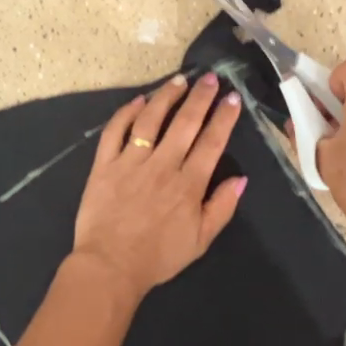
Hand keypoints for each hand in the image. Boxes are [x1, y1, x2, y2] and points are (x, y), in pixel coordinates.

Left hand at [70, 72, 247, 300]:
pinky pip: (115, 132)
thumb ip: (222, 207)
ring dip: (166, 96)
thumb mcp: (200, 241)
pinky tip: (138, 101)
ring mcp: (131, 162)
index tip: (232, 98)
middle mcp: (162, 166)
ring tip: (178, 80)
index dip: (224, 117)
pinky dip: (126, 113)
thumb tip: (240, 179)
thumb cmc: (158, 257)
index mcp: (188, 184)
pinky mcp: (104, 165)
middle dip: (200, 97)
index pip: (211, 142)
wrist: (110, 266)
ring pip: (150, 120)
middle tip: (211, 78)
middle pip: (185, 123)